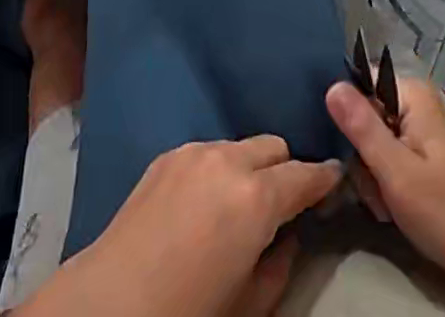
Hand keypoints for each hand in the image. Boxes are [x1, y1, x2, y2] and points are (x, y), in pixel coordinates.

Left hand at [18, 136, 341, 316]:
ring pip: (240, 145)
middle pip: (275, 146)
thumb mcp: (252, 299)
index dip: (325, 179)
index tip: (334, 184)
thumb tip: (287, 234)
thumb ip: (281, 259)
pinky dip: (218, 168)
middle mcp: (229, 160)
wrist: (110, 301)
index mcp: (257, 197)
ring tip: (236, 202)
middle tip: (281, 203)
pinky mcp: (167, 154)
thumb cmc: (190, 309)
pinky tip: (203, 201)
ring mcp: (194, 151)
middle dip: (285, 169)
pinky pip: (208, 151)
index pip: (306, 175)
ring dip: (249, 167)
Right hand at [325, 77, 444, 288]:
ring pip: (366, 137)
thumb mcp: (395, 171)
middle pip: (361, 112)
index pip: (359, 82)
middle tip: (373, 186)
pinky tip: (389, 204)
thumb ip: (362, 127)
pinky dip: (379, 180)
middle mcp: (413, 102)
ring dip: (368, 172)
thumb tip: (331, 86)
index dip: (345, 111)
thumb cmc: (443, 212)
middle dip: (360, 152)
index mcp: (412, 95)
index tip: (346, 147)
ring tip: (384, 200)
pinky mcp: (413, 150)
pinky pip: (379, 153)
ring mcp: (414, 127)